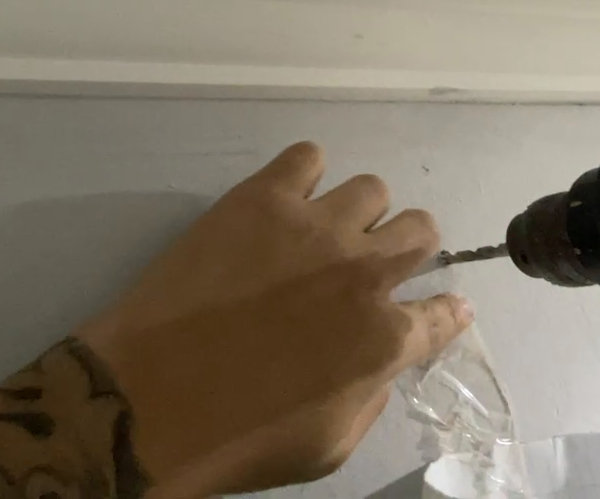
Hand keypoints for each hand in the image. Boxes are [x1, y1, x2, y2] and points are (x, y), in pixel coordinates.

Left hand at [77, 142, 472, 498]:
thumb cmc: (241, 434)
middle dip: (408, 247)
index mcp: (383, 337)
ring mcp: (314, 224)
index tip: (443, 305)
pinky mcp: (265, 195)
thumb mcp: (330, 445)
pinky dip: (307, 173)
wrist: (153, 395)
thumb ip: (373, 390)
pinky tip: (288, 198)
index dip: (446, 310)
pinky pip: (308, 155)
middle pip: (420, 227)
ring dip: (357, 212)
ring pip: (371, 187)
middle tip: (374, 261)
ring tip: (323, 230)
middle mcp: (362, 270)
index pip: (443, 312)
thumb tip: (385, 352)